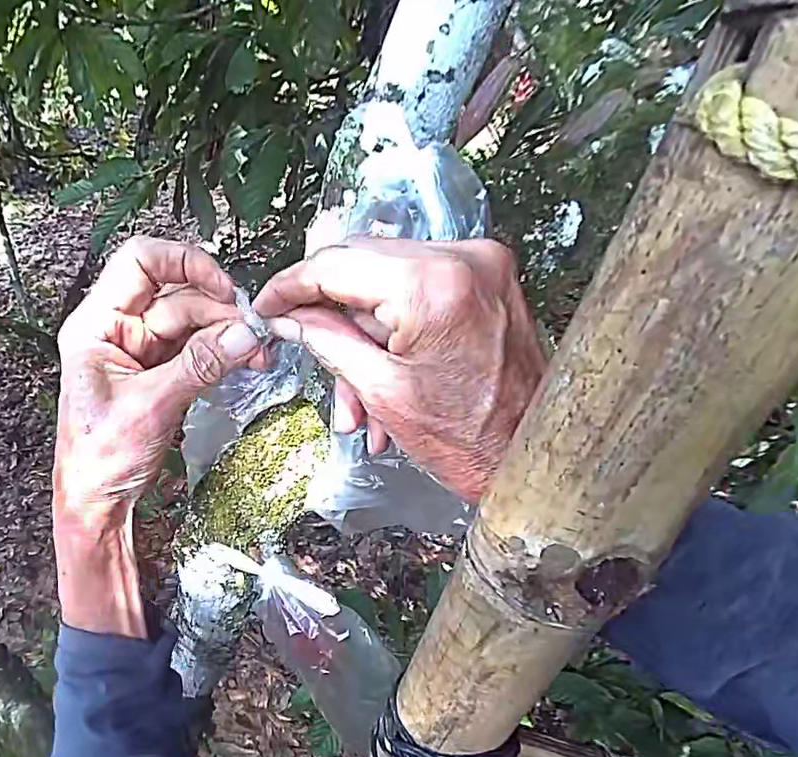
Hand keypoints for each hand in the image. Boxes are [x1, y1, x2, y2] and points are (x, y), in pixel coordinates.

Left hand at [54, 237, 264, 635]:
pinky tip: (242, 361)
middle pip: (177, 296)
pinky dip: (221, 355)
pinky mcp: (160, 375)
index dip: (185, 263)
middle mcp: (117, 331)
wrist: (97, 500)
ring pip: (192, 325)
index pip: (140, 263)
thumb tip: (243, 334)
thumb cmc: (100, 458)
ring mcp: (140, 353)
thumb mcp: (152, 406)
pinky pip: (196, 352)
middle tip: (252, 333)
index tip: (224, 288)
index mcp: (96, 325)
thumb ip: (200, 366)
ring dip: (226, 335)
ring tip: (255, 353)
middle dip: (218, 312)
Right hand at [252, 238, 544, 501]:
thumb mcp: (380, 392)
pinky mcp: (489, 282)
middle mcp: (464, 259)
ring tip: (356, 400)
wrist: (528, 456)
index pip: (337, 263)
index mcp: (432, 286)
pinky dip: (395, 330)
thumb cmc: (468, 440)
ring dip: (363, 335)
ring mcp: (482, 266)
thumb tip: (292, 317)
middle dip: (329, 313)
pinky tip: (383, 379)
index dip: (292, 285)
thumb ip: (327, 341)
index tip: (269, 304)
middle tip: (303, 341)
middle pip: (363, 264)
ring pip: (389, 282)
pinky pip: (420, 291)